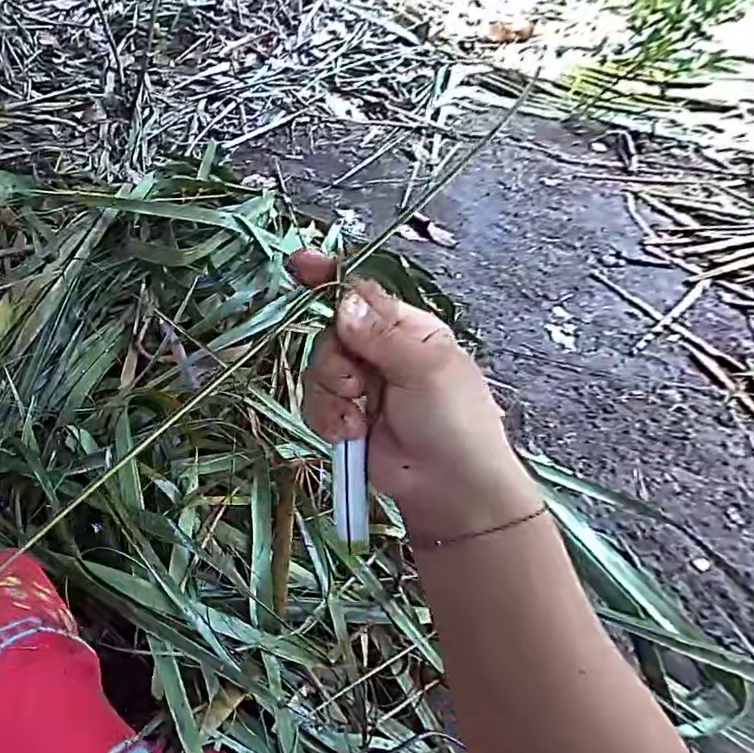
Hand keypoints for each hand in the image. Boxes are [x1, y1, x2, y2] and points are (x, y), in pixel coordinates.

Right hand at [289, 250, 540, 542]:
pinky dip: (326, 419)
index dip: (329, 279)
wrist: (447, 487)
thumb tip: (342, 303)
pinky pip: (312, 404)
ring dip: (331, 397)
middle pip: (328, 336)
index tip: (298, 265)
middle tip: (358, 386)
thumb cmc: (455, 422)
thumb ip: (381, 336)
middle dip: (335, 364)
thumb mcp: (426, 369)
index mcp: (405, 329)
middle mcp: (376, 352)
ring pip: (315, 372)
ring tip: (358, 419)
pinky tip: (350, 434)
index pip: (361, 294)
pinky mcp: (340, 415)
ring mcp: (357, 386)